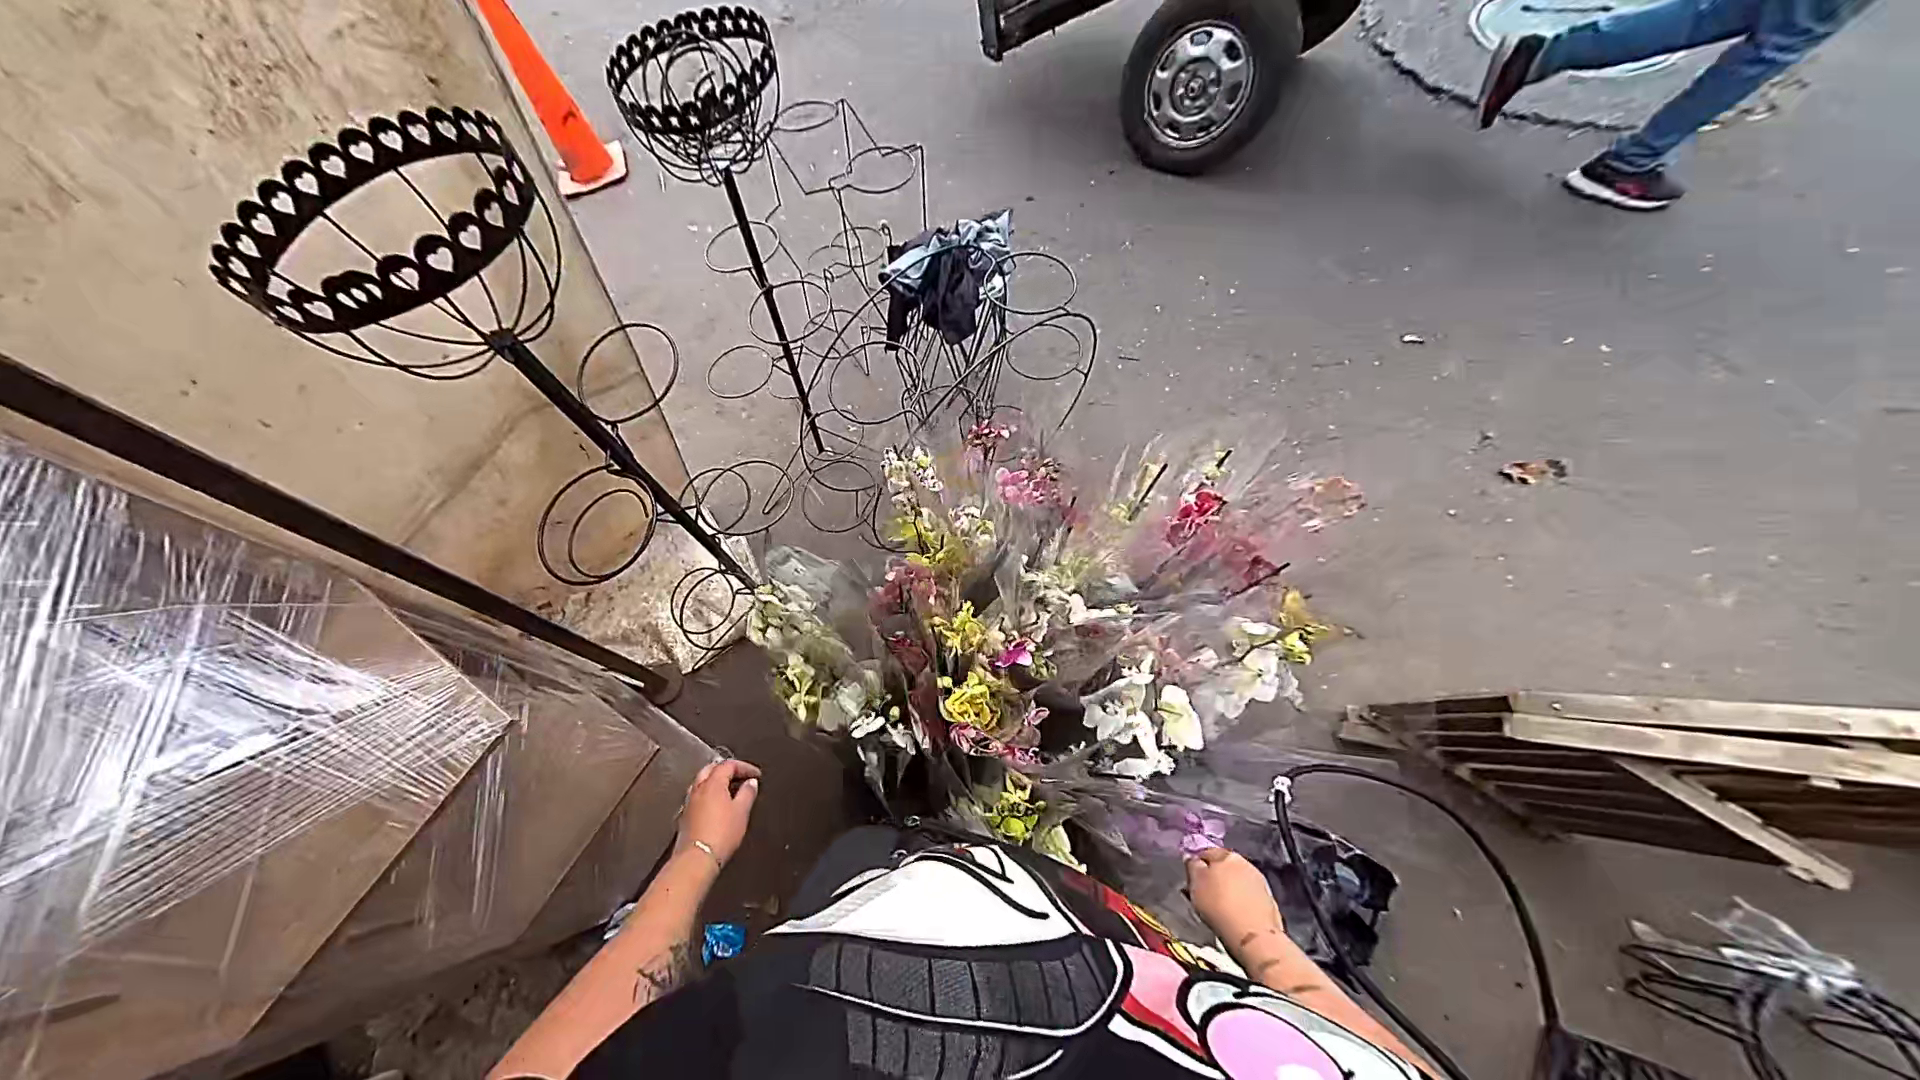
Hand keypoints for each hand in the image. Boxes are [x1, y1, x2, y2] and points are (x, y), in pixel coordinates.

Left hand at [676, 759, 760, 869]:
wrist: (696, 859)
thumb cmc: (720, 834)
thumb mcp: (741, 812)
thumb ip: (748, 793)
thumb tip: (751, 783)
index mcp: (713, 784)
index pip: (728, 765)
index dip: (744, 767)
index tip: (755, 774)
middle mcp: (698, 790)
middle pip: (711, 769)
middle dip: (726, 769)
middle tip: (740, 775)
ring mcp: (689, 803)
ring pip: (701, 783)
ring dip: (715, 781)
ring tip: (729, 789)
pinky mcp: (685, 817)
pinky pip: (697, 798)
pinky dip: (708, 795)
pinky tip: (716, 805)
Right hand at [1185, 847, 1283, 949]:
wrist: (1254, 938)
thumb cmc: (1219, 906)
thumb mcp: (1195, 883)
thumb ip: (1192, 866)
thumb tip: (1192, 858)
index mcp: (1227, 854)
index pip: (1206, 852)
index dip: (1196, 864)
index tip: (1190, 878)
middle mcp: (1246, 864)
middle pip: (1224, 867)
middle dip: (1214, 878)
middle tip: (1202, 894)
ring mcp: (1261, 884)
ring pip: (1237, 883)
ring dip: (1228, 891)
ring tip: (1218, 908)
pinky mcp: (1270, 904)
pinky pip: (1248, 899)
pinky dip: (1240, 904)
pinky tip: (1233, 916)